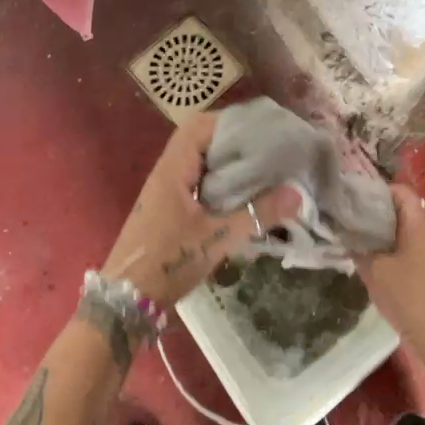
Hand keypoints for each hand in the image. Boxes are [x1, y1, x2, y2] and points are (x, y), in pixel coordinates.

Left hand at [102, 112, 296, 308]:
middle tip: (269, 149)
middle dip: (235, 142)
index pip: (200, 126)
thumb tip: (297, 194)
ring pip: (200, 163)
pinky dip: (220, 182)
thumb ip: (257, 214)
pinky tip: (243, 196)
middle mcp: (168, 173)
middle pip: (202, 141)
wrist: (127, 302)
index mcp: (173, 169)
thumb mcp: (217, 239)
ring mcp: (166, 192)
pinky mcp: (169, 210)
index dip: (231, 122)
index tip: (263, 130)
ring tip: (263, 169)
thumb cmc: (169, 262)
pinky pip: (198, 183)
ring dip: (228, 163)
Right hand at [355, 184, 424, 378]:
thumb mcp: (375, 270)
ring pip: (401, 230)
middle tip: (348, 217)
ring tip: (353, 237)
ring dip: (379, 232)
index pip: (399, 191)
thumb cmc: (408, 295)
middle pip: (400, 210)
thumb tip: (344, 233)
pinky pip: (404, 248)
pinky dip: (387, 248)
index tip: (353, 197)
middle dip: (374, 211)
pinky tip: (367, 259)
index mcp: (417, 223)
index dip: (377, 190)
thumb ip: (358, 248)